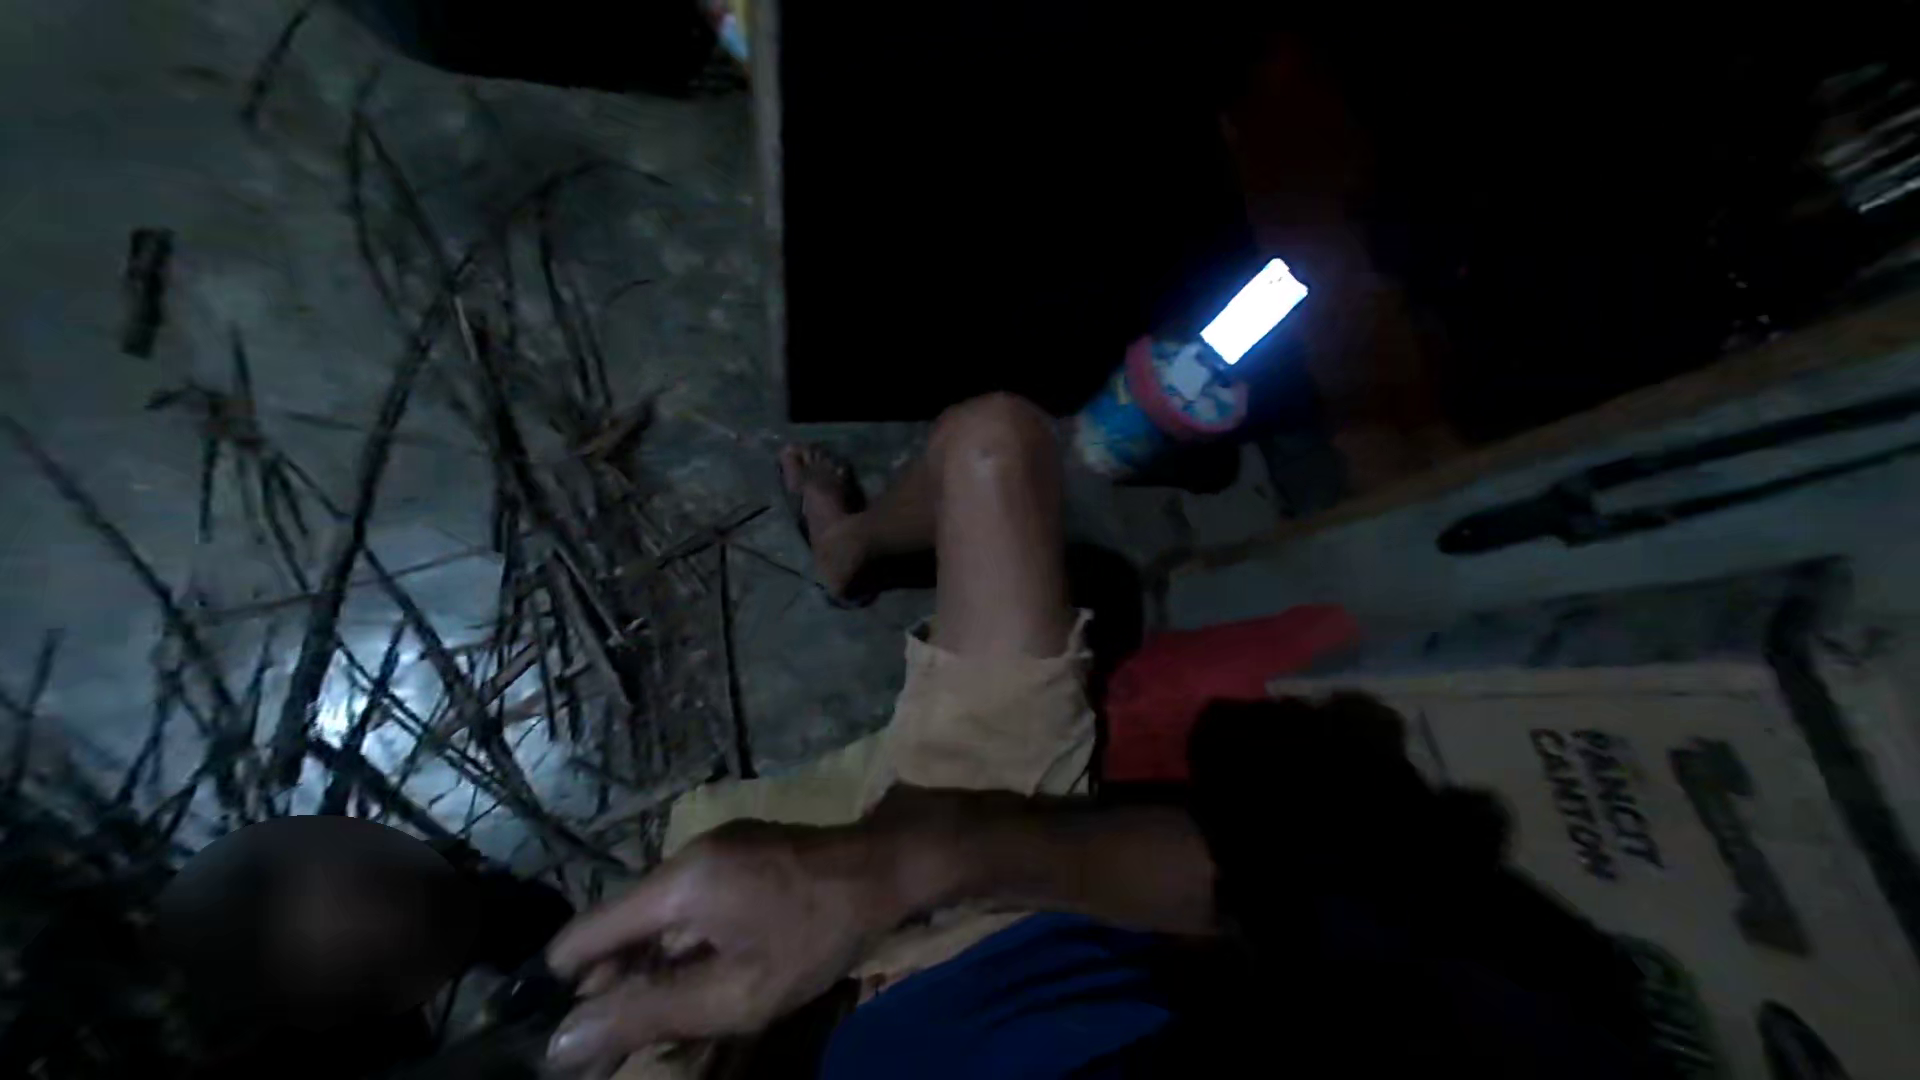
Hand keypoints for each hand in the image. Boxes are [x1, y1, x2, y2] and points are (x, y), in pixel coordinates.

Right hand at [544, 820, 903, 1066]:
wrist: (883, 867)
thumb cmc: (814, 934)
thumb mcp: (734, 992)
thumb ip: (648, 1013)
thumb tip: (559, 1044)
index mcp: (678, 882)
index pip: (584, 934)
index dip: (569, 990)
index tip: (577, 1039)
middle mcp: (688, 852)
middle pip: (621, 924)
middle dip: (615, 984)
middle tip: (626, 1047)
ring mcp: (718, 843)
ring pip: (659, 911)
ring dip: (656, 962)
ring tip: (672, 1015)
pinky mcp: (741, 845)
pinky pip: (692, 895)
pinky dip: (687, 936)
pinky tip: (709, 970)